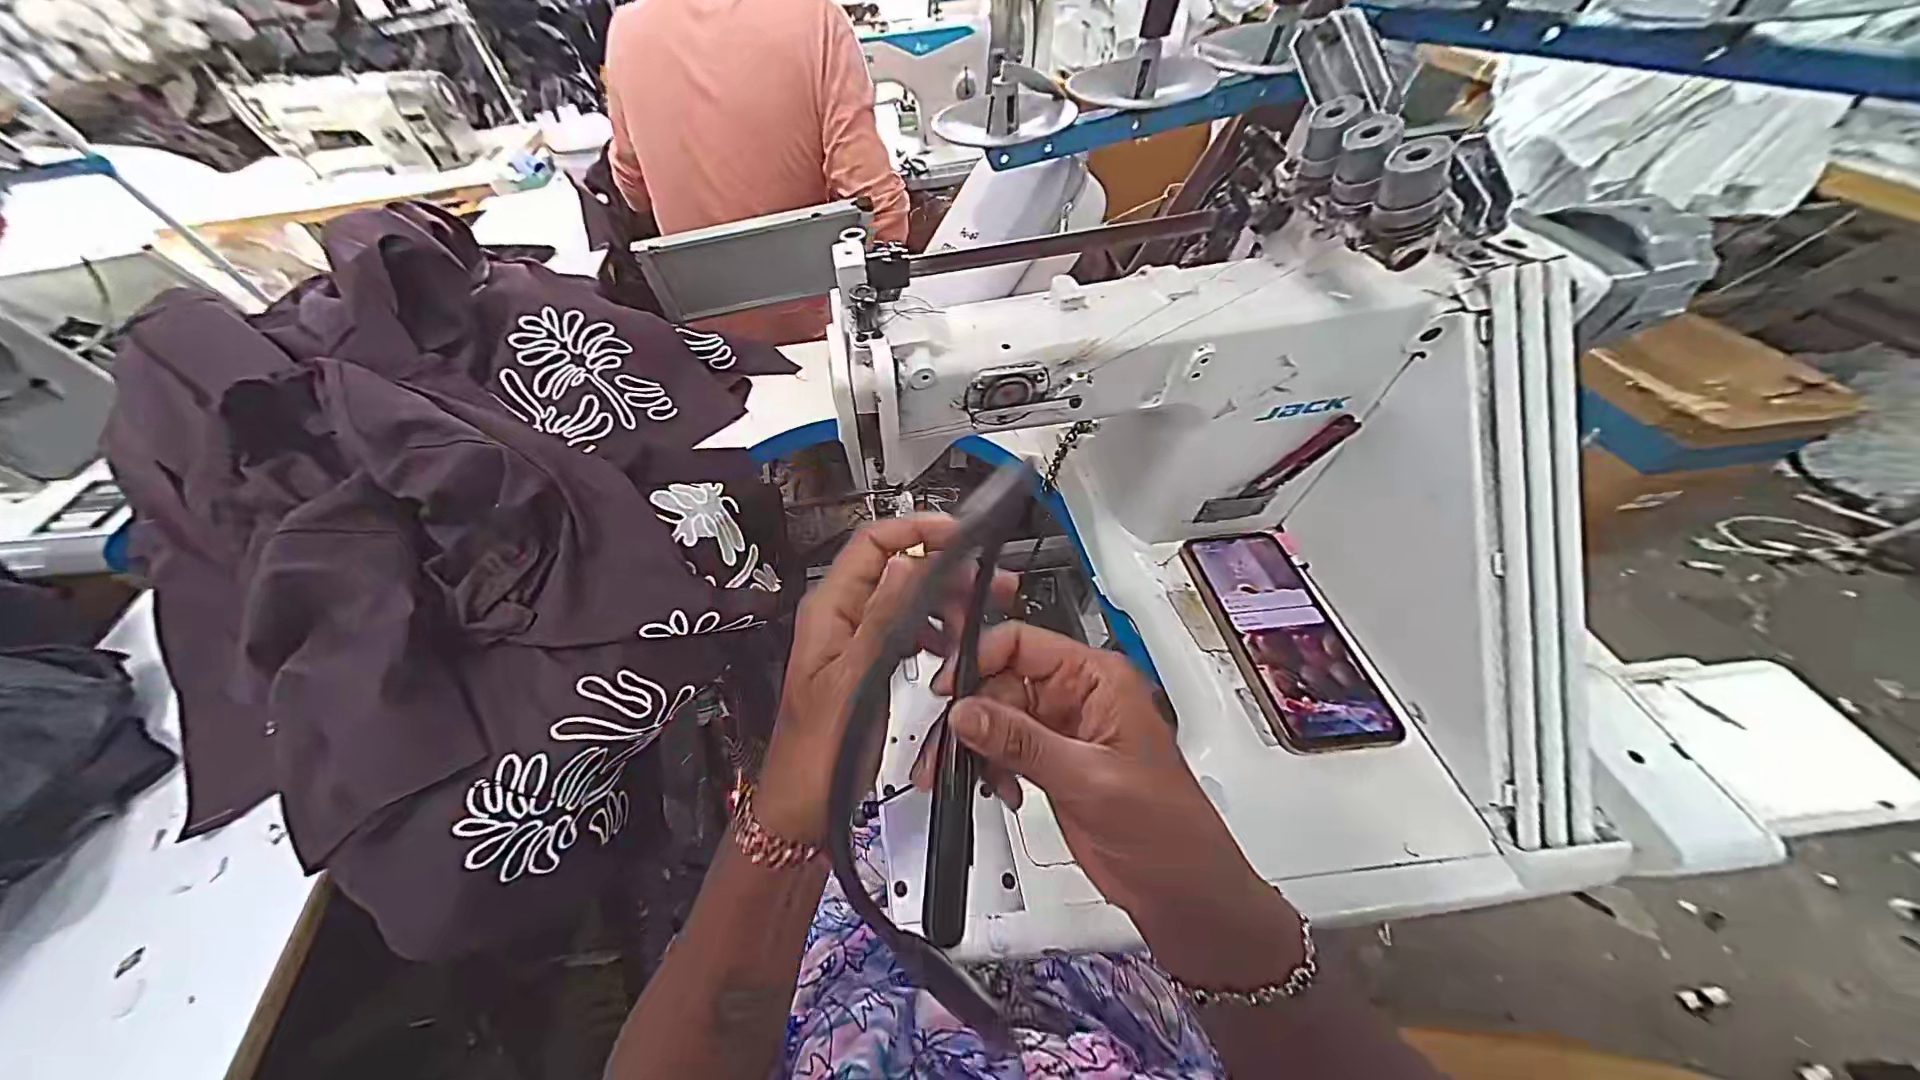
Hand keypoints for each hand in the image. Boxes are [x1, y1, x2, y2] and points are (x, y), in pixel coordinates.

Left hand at [752, 516, 1013, 844]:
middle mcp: (843, 617)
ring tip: (975, 621)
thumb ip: (884, 619)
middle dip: (947, 570)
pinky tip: (949, 647)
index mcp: (830, 611)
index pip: (875, 543)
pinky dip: (936, 631)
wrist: (802, 810)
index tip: (959, 538)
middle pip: (899, 567)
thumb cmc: (816, 757)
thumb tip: (911, 564)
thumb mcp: (856, 681)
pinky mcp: (871, 661)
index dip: (918, 530)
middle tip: (987, 585)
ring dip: (946, 603)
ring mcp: (858, 639)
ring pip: (910, 599)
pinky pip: (910, 629)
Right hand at [926, 621, 1299, 986]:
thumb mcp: (1089, 779)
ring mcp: (1062, 728)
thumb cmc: (1167, 829)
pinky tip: (1000, 788)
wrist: (1181, 890)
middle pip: (1001, 680)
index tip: (949, 689)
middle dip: (971, 713)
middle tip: (946, 746)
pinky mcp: (1051, 758)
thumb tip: (968, 712)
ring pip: (996, 715)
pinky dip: (990, 765)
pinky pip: (1004, 746)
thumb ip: (1023, 741)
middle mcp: (1077, 695)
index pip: (1023, 643)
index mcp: (1097, 678)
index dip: (980, 659)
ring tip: (968, 773)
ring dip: (975, 743)